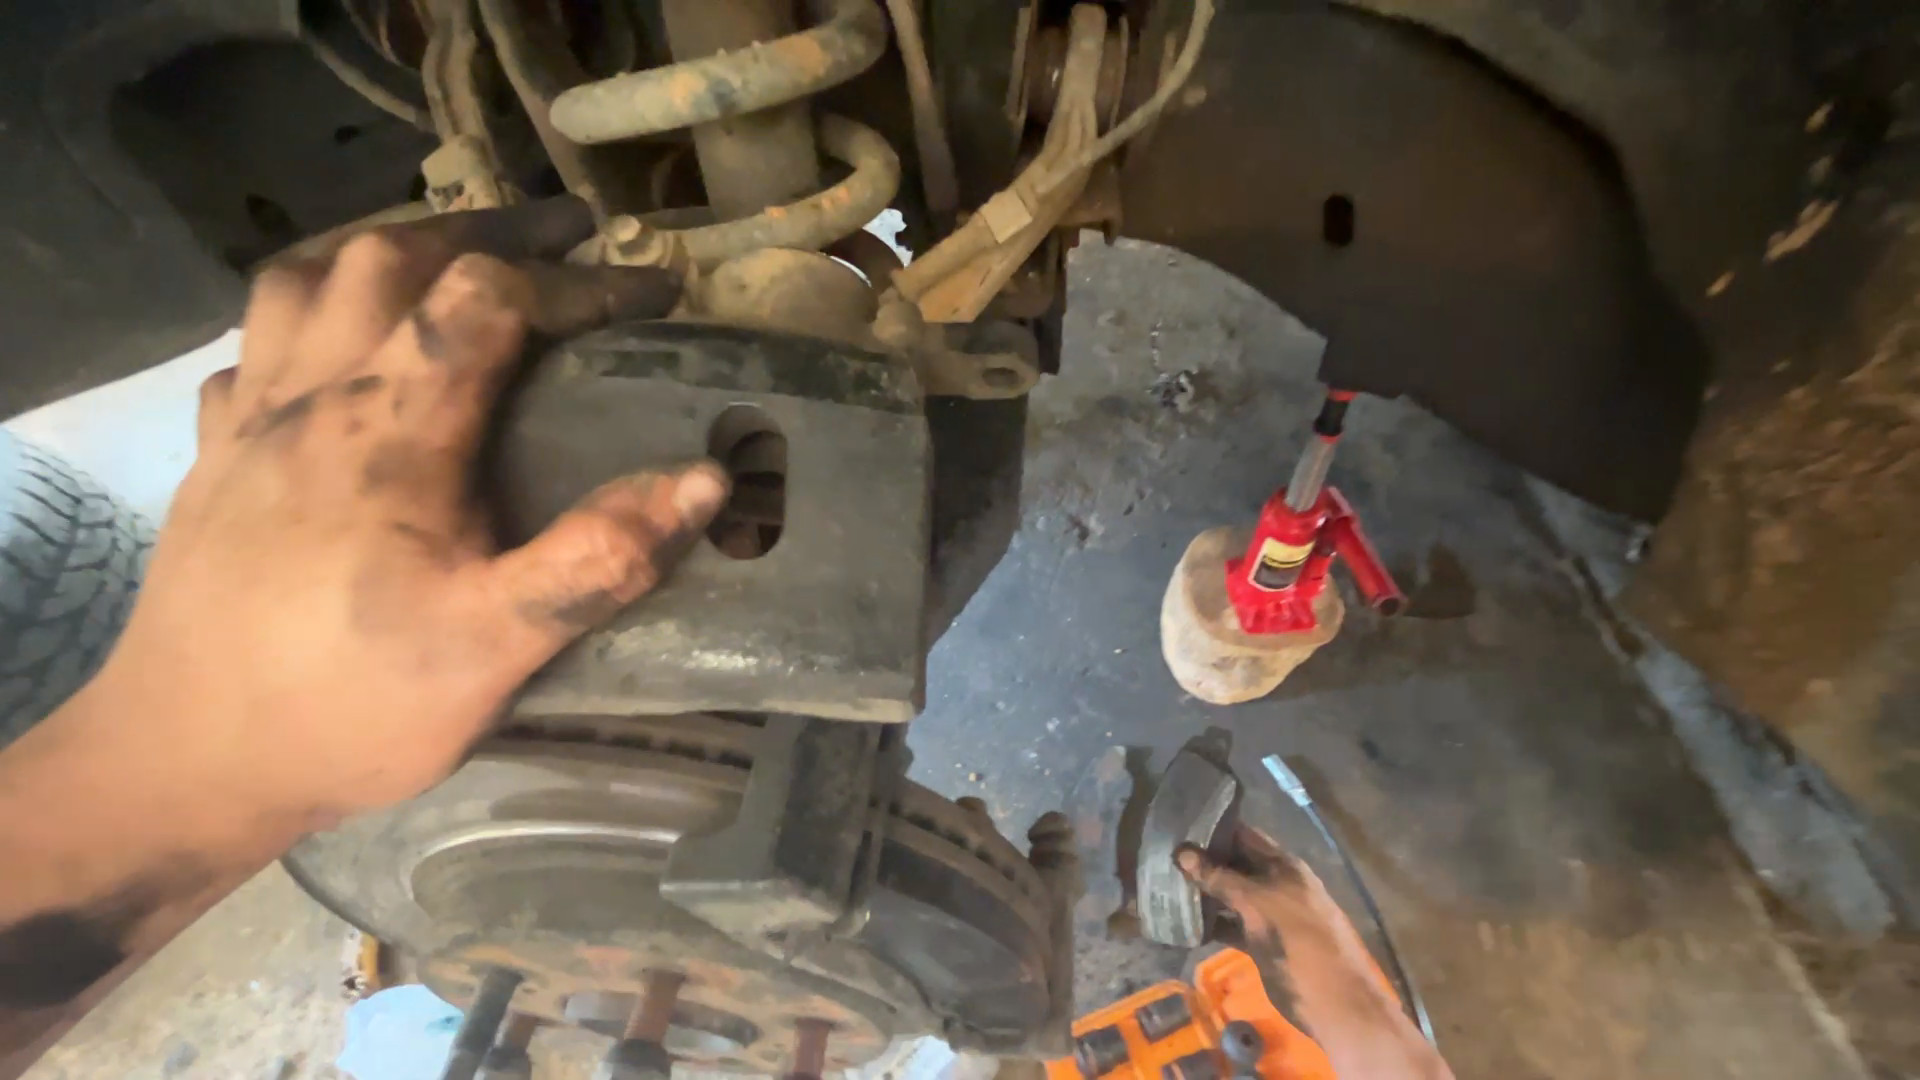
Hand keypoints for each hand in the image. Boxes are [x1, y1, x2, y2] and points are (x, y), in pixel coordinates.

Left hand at [81, 197, 728, 832]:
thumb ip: (601, 559)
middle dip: (492, 231)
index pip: (489, 302)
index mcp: (388, 432)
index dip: (581, 283)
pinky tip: (356, 346)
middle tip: (568, 238)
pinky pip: (261, 341)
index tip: (654, 292)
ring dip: (395, 247)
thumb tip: (706, 481)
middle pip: (392, 258)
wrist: (183, 770)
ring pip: (310, 278)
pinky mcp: (219, 456)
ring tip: (463, 258)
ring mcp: (252, 422)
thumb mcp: (499, 646)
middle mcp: (311, 399)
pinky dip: (321, 313)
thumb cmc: (353, 705)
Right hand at [1179, 827, 1453, 1079]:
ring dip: (1202, 893)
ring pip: (1230, 896)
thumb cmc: (1299, 941)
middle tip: (1163, 856)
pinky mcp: (1260, 941)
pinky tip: (1184, 921)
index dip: (1214, 828)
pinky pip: (1230, 925)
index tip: (1179, 825)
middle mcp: (1275, 884)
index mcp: (1283, 866)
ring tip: (1164, 885)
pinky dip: (1211, 923)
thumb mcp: (1258, 903)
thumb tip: (1182, 853)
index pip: (1244, 835)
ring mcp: (1268, 914)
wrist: (1334, 1004)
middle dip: (1202, 862)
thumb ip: (1220, 878)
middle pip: (1234, 865)